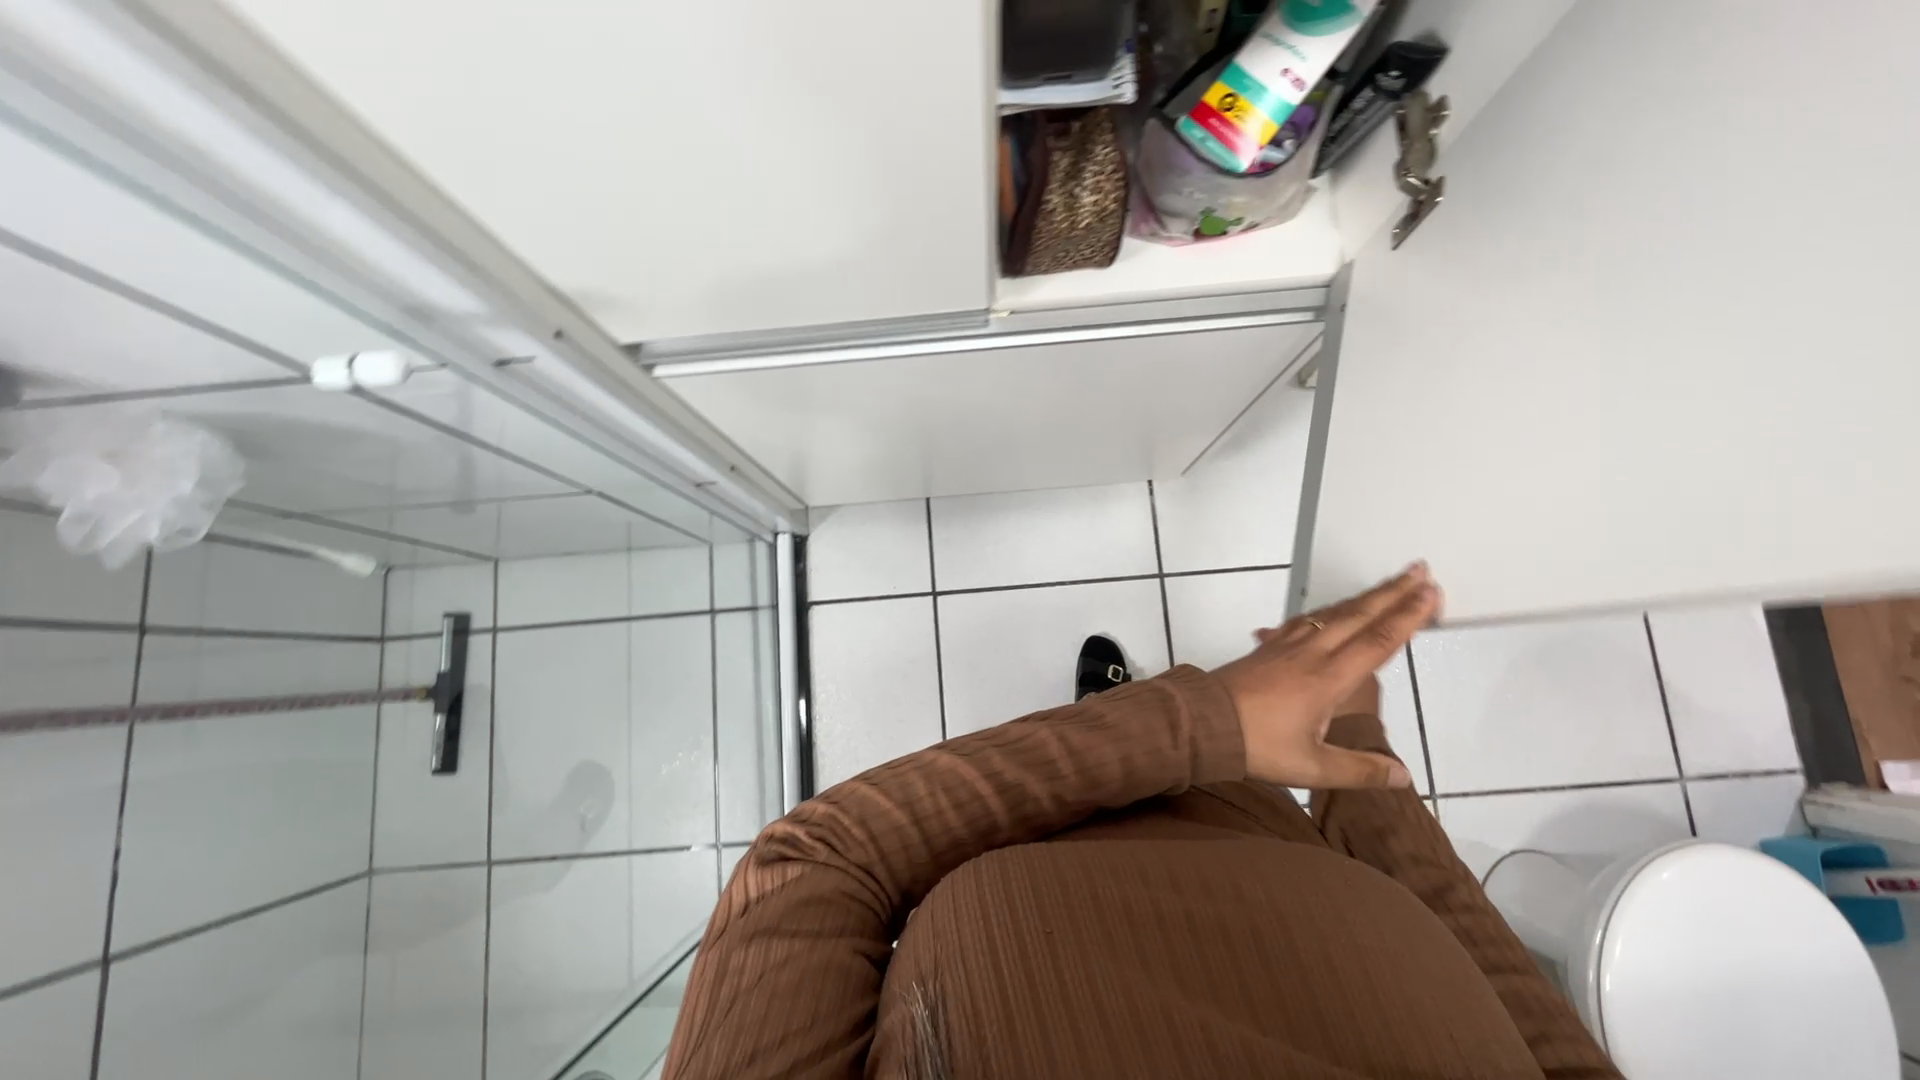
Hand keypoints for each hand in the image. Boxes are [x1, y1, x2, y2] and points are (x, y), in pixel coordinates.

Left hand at [1212, 563, 1440, 788]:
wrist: (1202, 723)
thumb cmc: (1258, 745)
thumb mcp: (1311, 766)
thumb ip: (1359, 770)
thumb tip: (1404, 776)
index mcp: (1329, 678)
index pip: (1378, 641)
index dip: (1407, 616)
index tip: (1431, 592)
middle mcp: (1311, 653)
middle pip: (1358, 616)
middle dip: (1392, 592)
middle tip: (1419, 570)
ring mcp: (1285, 646)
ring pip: (1331, 614)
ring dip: (1362, 597)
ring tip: (1386, 585)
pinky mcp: (1266, 649)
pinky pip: (1303, 621)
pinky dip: (1325, 611)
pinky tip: (1327, 612)